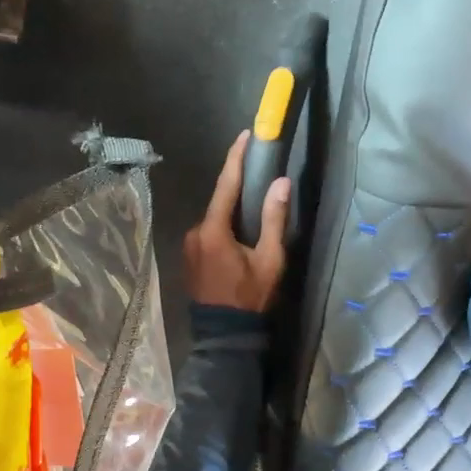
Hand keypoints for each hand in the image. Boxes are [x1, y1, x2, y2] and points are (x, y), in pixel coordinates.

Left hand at [184, 130, 290, 311]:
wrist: (224, 336)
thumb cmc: (250, 297)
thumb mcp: (270, 260)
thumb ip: (273, 220)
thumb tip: (281, 183)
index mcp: (213, 231)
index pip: (225, 185)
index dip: (236, 158)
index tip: (245, 135)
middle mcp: (195, 232)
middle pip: (220, 202)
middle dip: (239, 189)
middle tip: (260, 178)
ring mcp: (189, 245)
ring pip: (215, 218)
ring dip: (232, 213)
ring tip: (254, 217)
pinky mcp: (190, 257)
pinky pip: (209, 232)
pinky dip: (224, 228)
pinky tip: (239, 237)